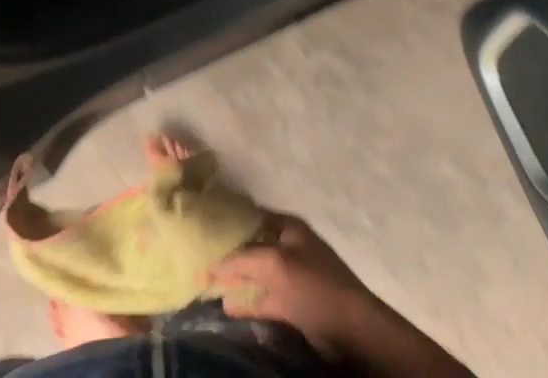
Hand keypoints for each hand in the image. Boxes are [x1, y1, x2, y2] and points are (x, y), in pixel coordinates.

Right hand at [206, 214, 471, 377]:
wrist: (354, 333)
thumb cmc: (314, 285)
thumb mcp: (272, 263)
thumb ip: (236, 259)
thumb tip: (206, 265)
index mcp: (287, 227)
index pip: (247, 215)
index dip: (222, 219)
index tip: (196, 224)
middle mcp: (288, 247)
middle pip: (248, 244)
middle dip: (223, 251)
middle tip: (193, 253)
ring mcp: (290, 276)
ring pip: (252, 273)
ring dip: (231, 278)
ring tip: (202, 282)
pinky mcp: (292, 304)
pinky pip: (260, 298)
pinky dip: (244, 301)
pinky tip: (224, 305)